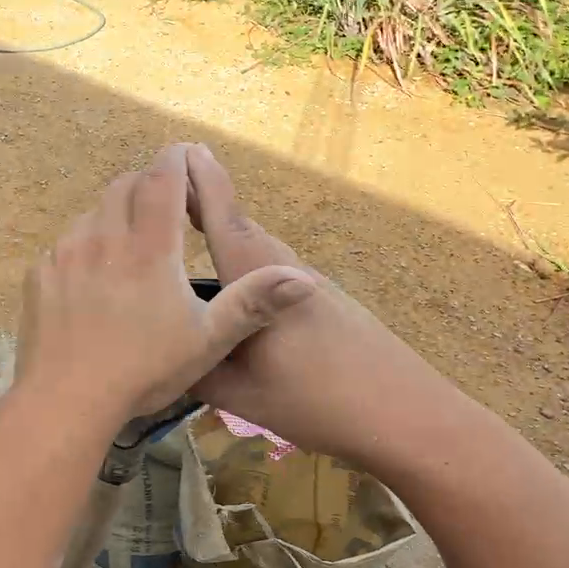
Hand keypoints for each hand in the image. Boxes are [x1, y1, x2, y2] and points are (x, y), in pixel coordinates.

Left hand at [15, 145, 314, 422]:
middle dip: (147, 183)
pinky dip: (84, 245)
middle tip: (164, 201)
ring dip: (113, 214)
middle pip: (123, 186)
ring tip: (129, 241)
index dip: (175, 158)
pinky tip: (92, 275)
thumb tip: (305, 279)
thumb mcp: (207, 341)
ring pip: (91, 213)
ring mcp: (64, 254)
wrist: (65, 399)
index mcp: (149, 248)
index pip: (162, 178)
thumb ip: (253, 303)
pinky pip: (64, 243)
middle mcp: (102, 238)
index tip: (185, 151)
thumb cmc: (142, 371)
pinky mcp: (39, 273)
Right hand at [182, 145, 476, 469]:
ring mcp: (309, 287)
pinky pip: (269, 272)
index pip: (223, 219)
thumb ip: (193, 366)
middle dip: (202, 201)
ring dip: (222, 232)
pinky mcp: (322, 305)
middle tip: (163, 188)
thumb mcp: (237, 392)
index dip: (201, 183)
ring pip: (255, 251)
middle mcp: (285, 272)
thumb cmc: (318, 400)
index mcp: (260, 281)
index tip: (183, 149)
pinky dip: (240, 264)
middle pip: (238, 226)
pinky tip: (228, 290)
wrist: (409, 418)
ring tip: (185, 231)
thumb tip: (159, 352)